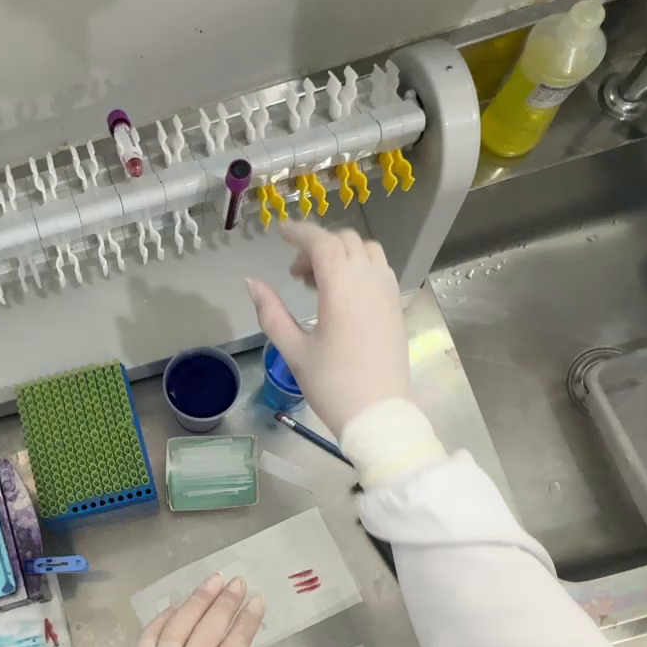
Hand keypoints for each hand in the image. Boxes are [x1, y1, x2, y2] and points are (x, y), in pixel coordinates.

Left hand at [111, 572, 264, 646]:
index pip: (235, 644)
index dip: (247, 621)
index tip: (257, 601)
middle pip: (211, 625)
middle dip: (227, 601)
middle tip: (238, 582)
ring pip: (183, 619)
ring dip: (200, 597)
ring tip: (215, 580)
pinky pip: (155, 628)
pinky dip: (168, 613)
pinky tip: (180, 603)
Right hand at [246, 222, 410, 434]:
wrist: (377, 413)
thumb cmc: (331, 385)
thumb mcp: (293, 350)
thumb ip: (271, 313)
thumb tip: (252, 283)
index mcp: (342, 290)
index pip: (321, 243)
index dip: (299, 232)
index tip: (280, 232)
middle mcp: (369, 281)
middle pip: (344, 241)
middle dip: (317, 247)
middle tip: (296, 275)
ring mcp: (387, 291)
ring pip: (365, 250)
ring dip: (340, 254)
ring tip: (320, 283)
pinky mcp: (395, 305)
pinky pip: (378, 268)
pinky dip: (358, 266)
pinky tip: (342, 294)